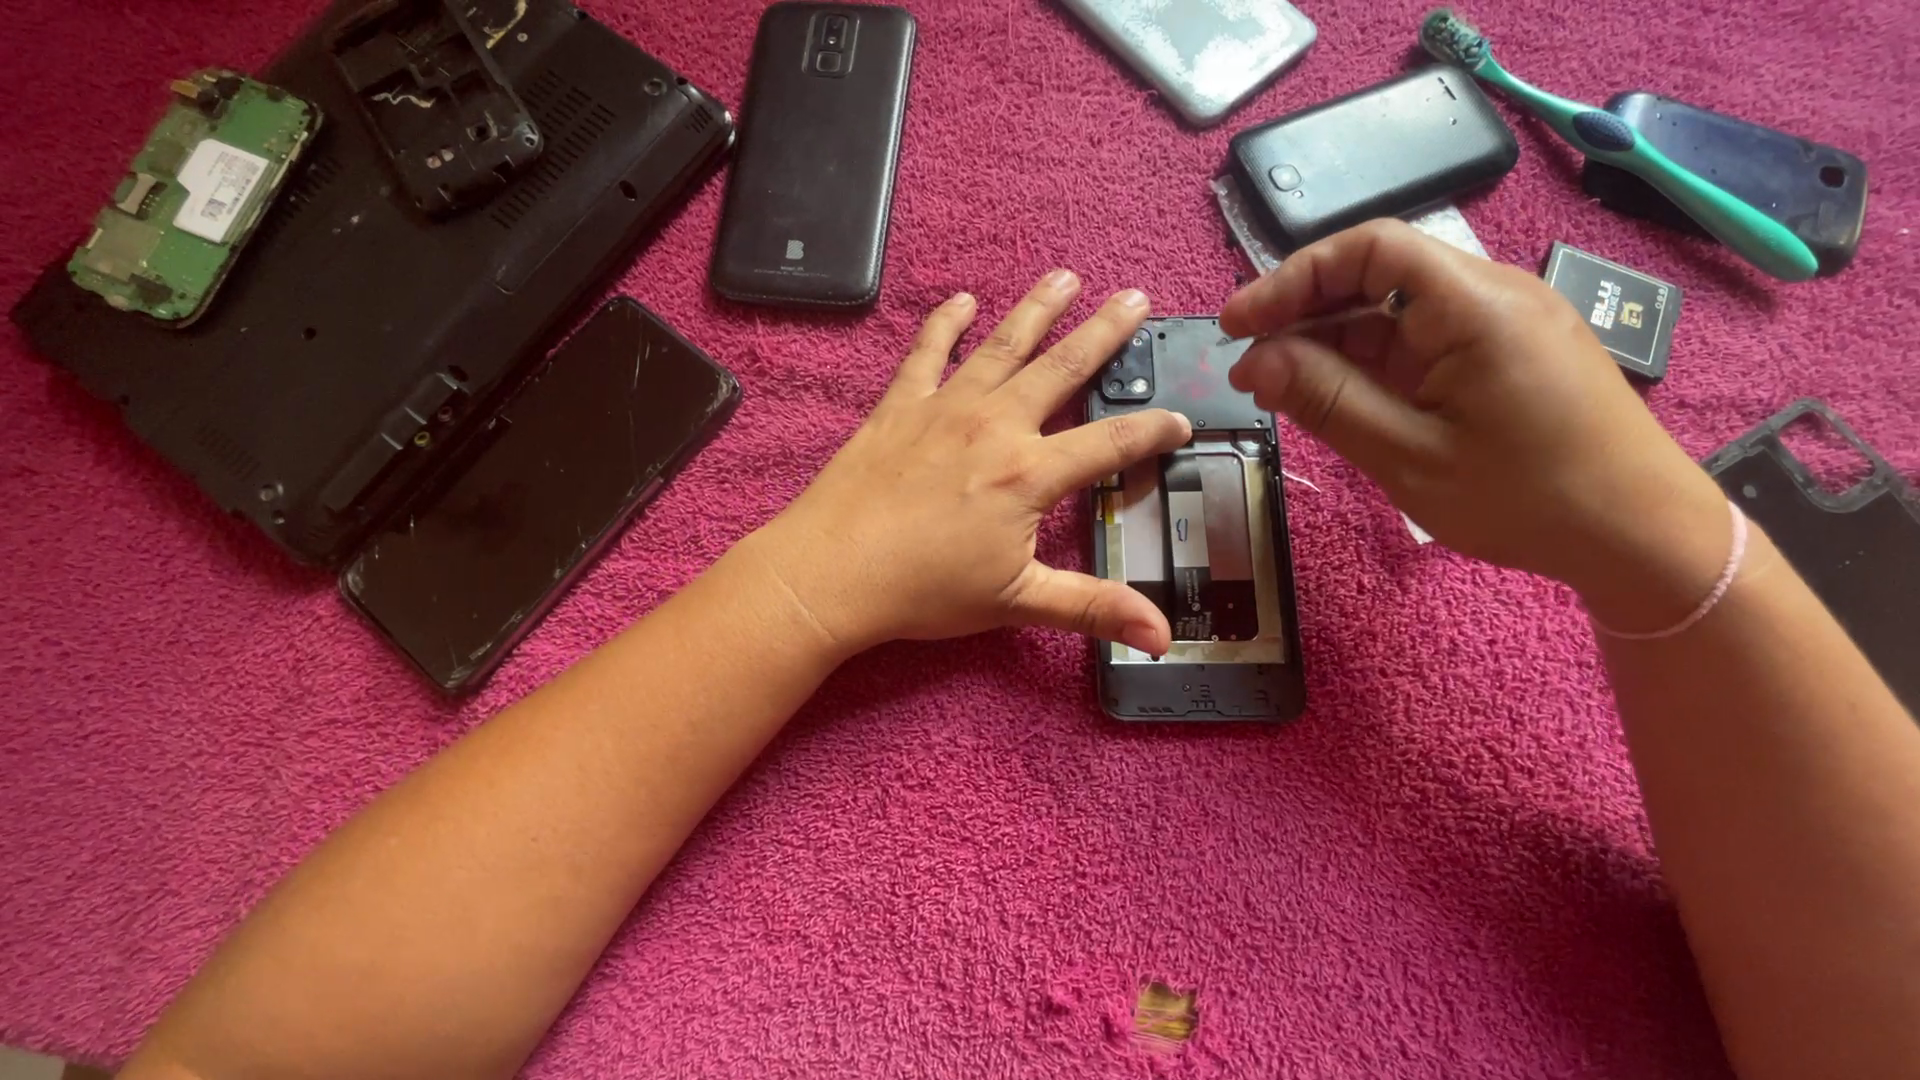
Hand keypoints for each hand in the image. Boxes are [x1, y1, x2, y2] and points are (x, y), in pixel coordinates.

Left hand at [739, 271, 1191, 654]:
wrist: (831, 573)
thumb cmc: (924, 591)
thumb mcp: (1017, 601)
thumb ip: (1094, 609)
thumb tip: (1161, 638)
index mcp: (1030, 474)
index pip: (1111, 444)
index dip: (1154, 431)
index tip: (1182, 417)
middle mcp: (995, 425)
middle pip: (1062, 368)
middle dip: (1104, 332)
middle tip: (1135, 297)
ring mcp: (945, 408)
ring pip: (1003, 345)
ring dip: (1037, 308)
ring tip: (1066, 276)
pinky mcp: (900, 406)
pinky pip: (926, 353)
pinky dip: (943, 324)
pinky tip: (960, 300)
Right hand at [1219, 219, 1731, 632]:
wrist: (1642, 535)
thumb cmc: (1526, 498)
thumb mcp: (1408, 455)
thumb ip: (1327, 400)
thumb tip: (1253, 362)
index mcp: (1474, 305)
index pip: (1367, 250)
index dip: (1291, 279)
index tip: (1236, 326)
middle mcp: (1490, 295)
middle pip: (1376, 276)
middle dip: (1301, 313)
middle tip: (1246, 366)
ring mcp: (1499, 324)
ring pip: (1393, 311)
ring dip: (1329, 342)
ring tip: (1276, 388)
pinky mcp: (1501, 355)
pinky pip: (1419, 341)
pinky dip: (1367, 363)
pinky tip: (1333, 395)